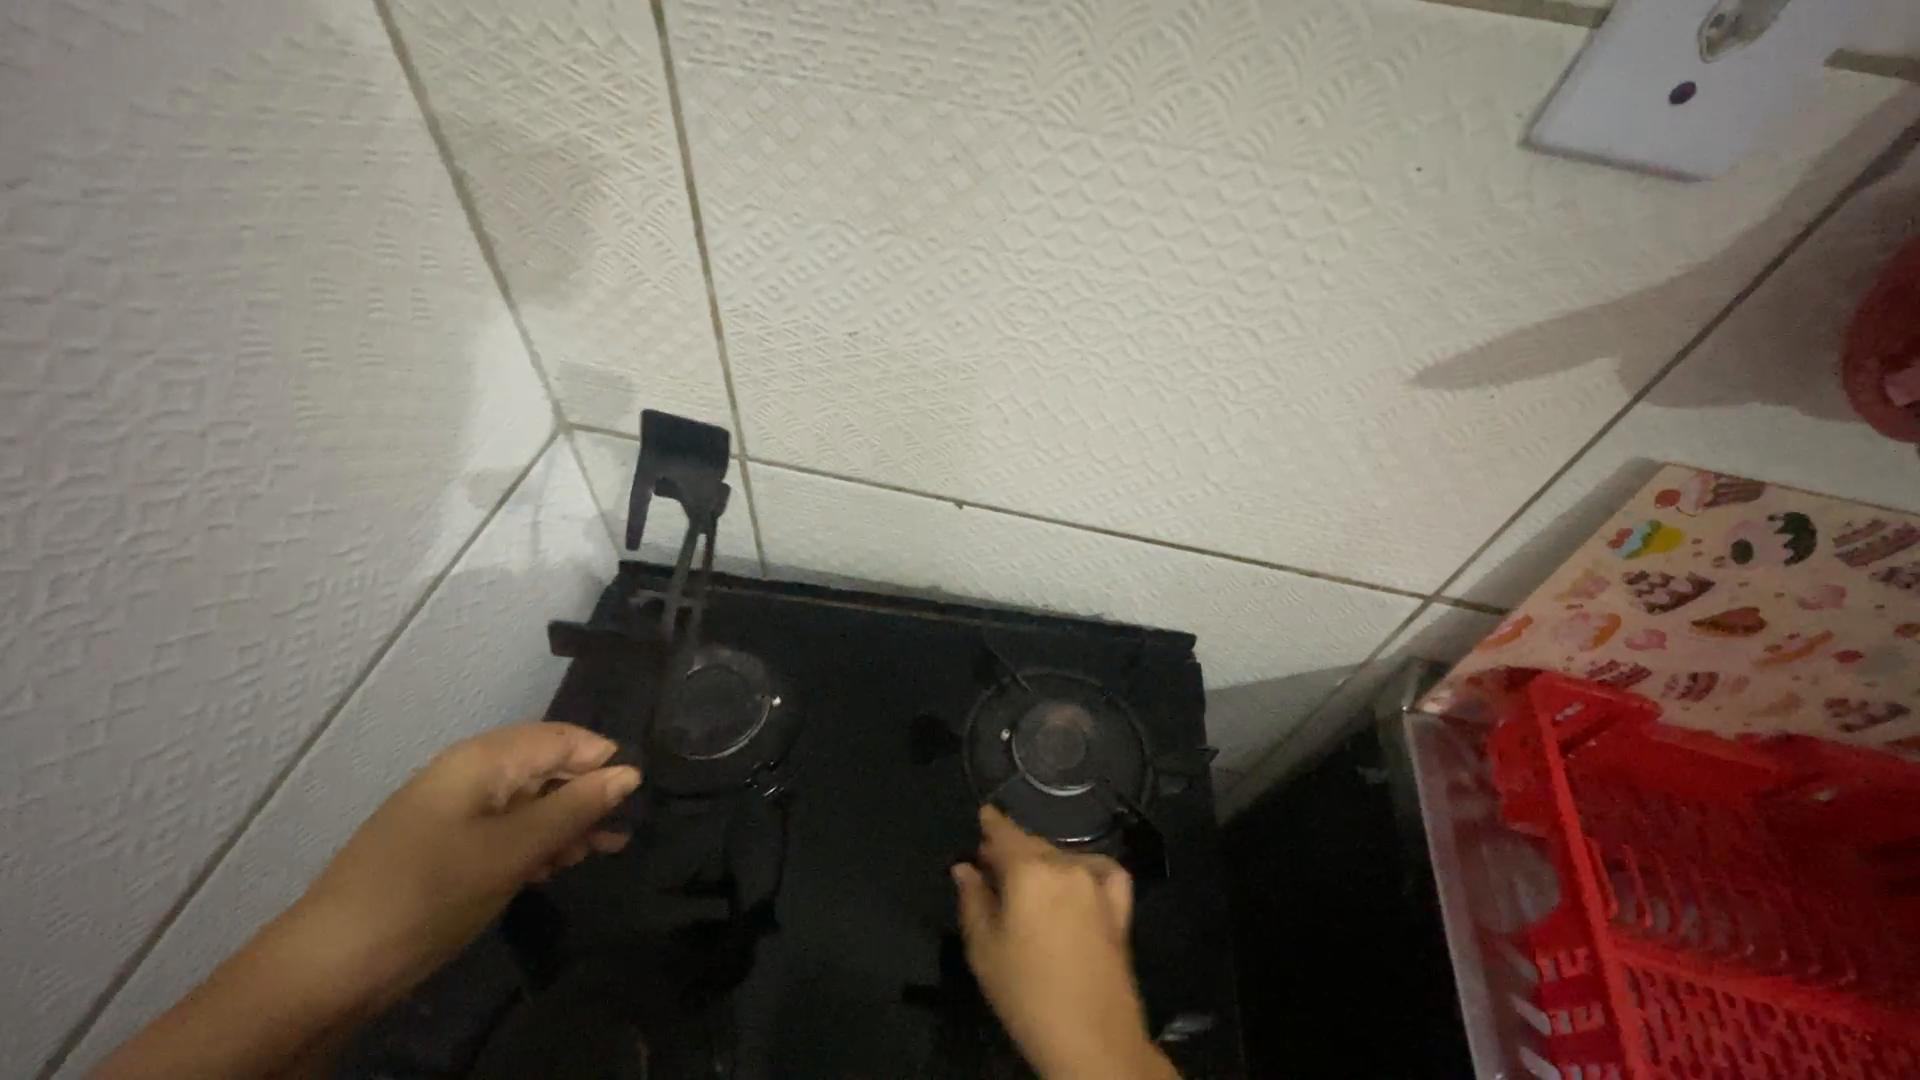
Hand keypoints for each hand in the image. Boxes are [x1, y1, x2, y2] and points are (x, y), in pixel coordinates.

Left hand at [296, 722, 640, 1007]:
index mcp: (483, 759)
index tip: (636, 798)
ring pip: (530, 802)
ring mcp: (456, 811)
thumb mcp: (514, 850)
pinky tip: (556, 866)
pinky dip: (536, 842)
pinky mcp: (447, 846)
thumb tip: (630, 773)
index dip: (602, 761)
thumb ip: (575, 808)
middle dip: (588, 795)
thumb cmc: (431, 893)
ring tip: (601, 851)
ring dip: (567, 823)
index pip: (563, 738)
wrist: (330, 967)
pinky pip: (506, 829)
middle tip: (621, 833)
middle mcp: (470, 773)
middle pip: (547, 768)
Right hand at [952, 806, 1177, 1079]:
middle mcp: (1065, 866)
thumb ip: (973, 900)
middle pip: (1033, 846)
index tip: (984, 814)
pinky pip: (1104, 871)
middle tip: (991, 861)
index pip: (1006, 834)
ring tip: (1026, 878)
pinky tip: (1078, 877)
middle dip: (1011, 848)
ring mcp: (1097, 884)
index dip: (992, 823)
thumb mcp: (984, 949)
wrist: (1092, 1039)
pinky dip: (1088, 866)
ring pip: (1063, 857)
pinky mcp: (1119, 907)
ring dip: (1042, 860)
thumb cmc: (1026, 994)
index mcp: (1028, 871)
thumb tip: (964, 868)